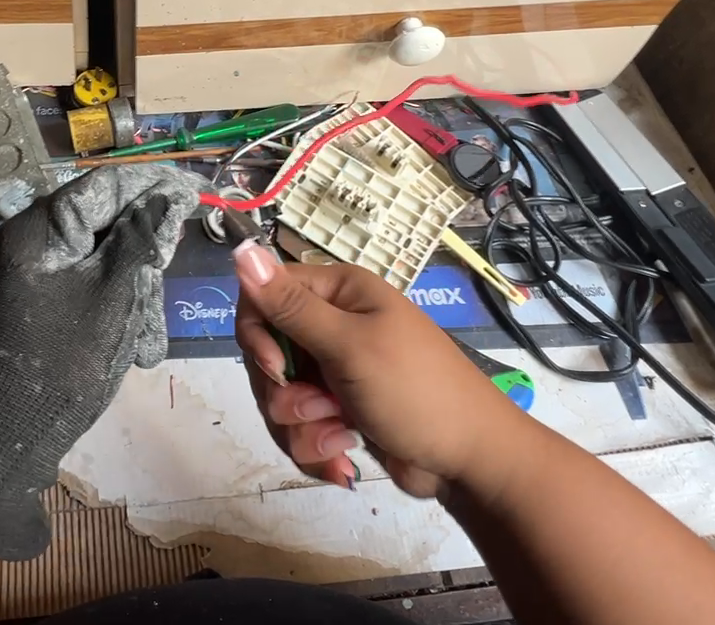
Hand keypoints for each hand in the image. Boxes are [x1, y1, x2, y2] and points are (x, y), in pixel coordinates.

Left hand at [0, 165, 205, 559]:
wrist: (11, 435)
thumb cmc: (66, 362)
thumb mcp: (114, 293)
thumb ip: (139, 237)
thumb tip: (165, 195)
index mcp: (38, 229)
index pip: (102, 186)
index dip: (151, 184)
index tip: (191, 188)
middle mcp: (29, 240)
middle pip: (102, 222)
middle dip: (143, 245)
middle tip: (172, 258)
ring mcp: (31, 271)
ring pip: (99, 257)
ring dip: (133, 286)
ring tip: (149, 332)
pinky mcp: (37, 297)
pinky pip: (85, 282)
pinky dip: (114, 303)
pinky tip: (137, 340)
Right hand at [233, 239, 529, 497]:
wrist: (472, 464)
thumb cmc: (417, 392)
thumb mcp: (351, 346)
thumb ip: (292, 306)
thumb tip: (242, 250)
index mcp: (337, 293)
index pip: (264, 294)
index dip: (257, 332)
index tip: (273, 366)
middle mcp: (331, 325)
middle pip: (264, 351)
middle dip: (283, 392)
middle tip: (318, 409)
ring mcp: (332, 370)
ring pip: (277, 395)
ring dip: (301, 426)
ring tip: (340, 438)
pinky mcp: (335, 410)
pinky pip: (297, 426)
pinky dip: (315, 445)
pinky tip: (344, 457)